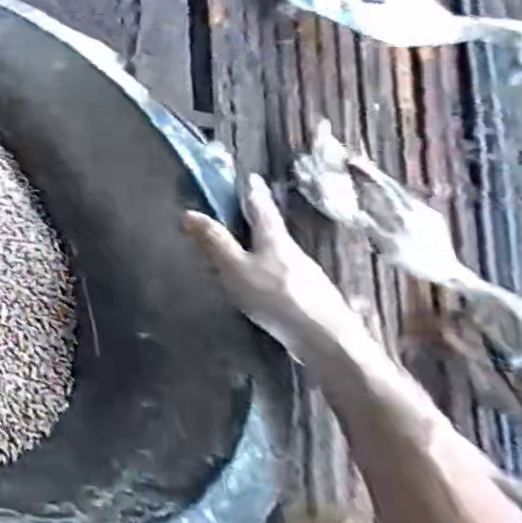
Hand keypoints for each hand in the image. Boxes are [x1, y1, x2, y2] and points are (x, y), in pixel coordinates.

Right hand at [181, 174, 365, 358]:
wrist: (332, 345)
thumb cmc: (277, 299)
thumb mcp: (235, 268)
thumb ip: (213, 242)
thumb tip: (189, 213)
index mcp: (275, 241)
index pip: (261, 210)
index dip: (253, 193)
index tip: (251, 177)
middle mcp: (295, 253)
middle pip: (271, 233)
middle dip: (255, 223)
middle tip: (237, 216)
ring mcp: (309, 278)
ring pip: (278, 256)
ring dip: (260, 251)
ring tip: (242, 256)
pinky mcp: (313, 300)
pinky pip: (284, 276)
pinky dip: (269, 273)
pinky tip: (262, 288)